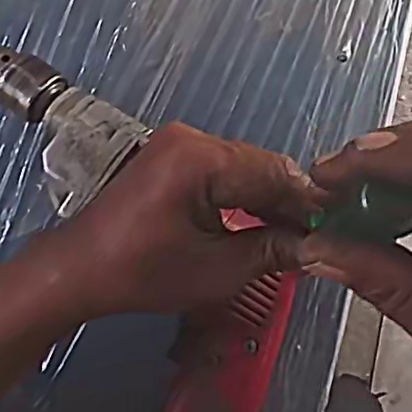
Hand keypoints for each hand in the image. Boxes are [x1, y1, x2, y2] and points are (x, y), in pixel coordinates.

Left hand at [23, 123, 321, 323]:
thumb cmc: (138, 272)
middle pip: (261, 165)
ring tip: (288, 234)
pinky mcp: (173, 154)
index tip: (331, 226)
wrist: (80, 269)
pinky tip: (257, 220)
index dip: (307, 203)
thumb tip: (312, 246)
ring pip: (246, 166)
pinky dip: (244, 194)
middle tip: (313, 235)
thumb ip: (273, 251)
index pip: (274, 173)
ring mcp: (179, 143)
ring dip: (268, 198)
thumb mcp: (217, 270)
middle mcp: (190, 139)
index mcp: (199, 159)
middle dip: (289, 201)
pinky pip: (224, 169)